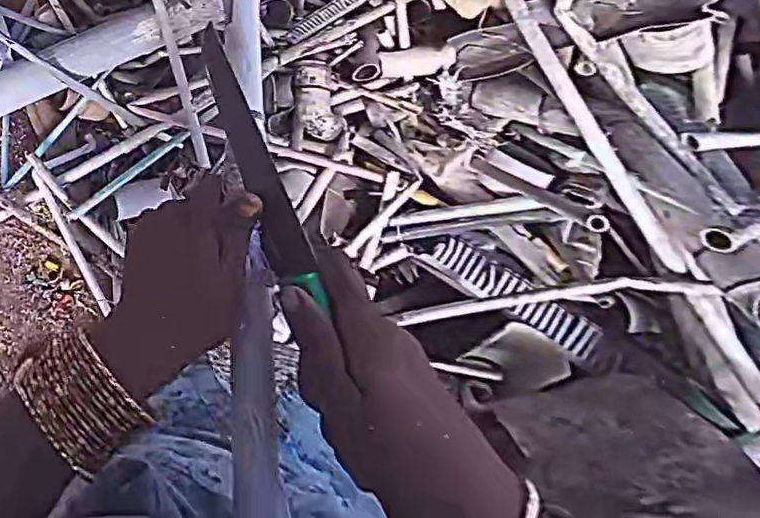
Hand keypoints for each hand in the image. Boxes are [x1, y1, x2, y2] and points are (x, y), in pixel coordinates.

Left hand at [88, 173, 259, 399]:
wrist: (148, 334)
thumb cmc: (192, 313)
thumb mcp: (232, 276)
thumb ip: (239, 231)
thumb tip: (249, 201)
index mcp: (194, 218)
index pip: (214, 185)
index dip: (230, 197)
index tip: (240, 214)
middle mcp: (167, 214)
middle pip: (195, 202)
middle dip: (210, 221)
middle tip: (222, 255)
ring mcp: (148, 225)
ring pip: (177, 216)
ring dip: (189, 231)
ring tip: (199, 268)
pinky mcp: (136, 238)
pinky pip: (160, 229)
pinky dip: (170, 242)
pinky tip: (178, 270)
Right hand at [280, 248, 524, 517]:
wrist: (474, 507)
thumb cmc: (407, 464)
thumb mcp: (341, 403)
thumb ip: (316, 343)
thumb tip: (294, 294)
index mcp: (371, 331)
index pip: (334, 267)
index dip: (304, 266)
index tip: (285, 285)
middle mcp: (392, 333)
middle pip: (336, 309)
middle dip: (314, 336)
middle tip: (314, 378)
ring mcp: (407, 354)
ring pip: (349, 338)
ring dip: (333, 365)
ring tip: (339, 410)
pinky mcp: (415, 376)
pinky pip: (369, 359)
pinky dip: (354, 380)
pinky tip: (359, 419)